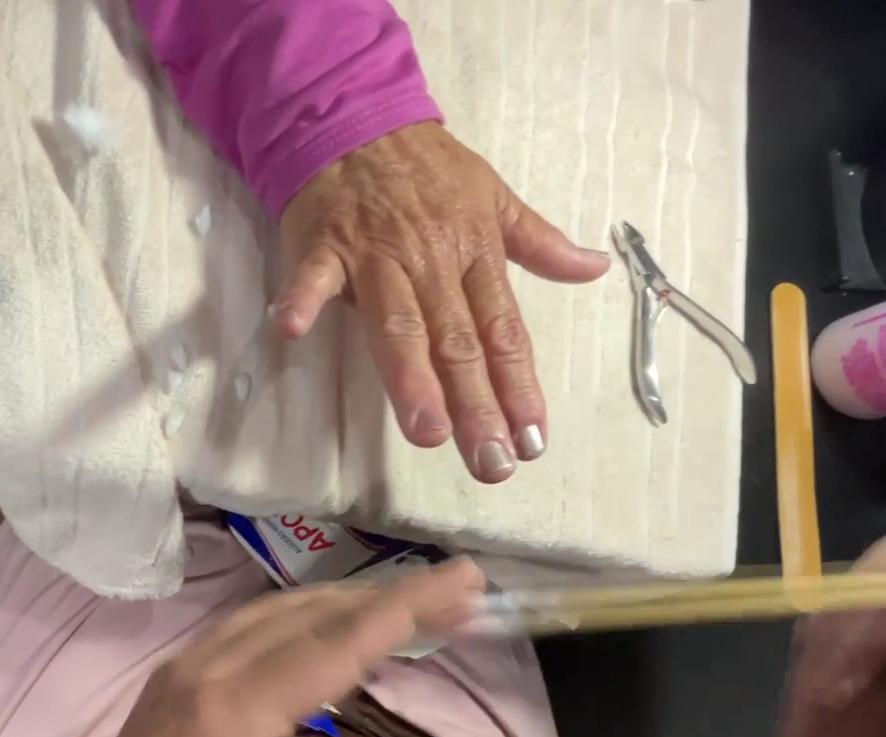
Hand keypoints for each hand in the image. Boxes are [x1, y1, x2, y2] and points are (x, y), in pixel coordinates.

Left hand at [18, 560, 494, 736]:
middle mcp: (204, 672)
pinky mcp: (169, 681)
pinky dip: (298, 619)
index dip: (406, 608)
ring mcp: (180, 670)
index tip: (466, 577)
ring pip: (271, 613)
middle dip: (385, 597)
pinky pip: (243, 628)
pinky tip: (321, 630)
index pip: (336, 644)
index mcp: (230, 713)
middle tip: (457, 588)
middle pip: (307, 614)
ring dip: (339, 602)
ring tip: (403, 603)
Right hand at [275, 122, 610, 481]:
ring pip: (398, 322)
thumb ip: (538, 244)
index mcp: (474, 255)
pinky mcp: (324, 246)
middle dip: (476, 405)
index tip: (532, 441)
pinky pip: (313, 276)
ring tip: (427, 432)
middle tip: (490, 464)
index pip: (504, 332)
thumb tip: (594, 271)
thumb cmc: (426, 171)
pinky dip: (301, 299)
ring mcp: (376, 255)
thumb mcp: (495, 198)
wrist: (360, 123)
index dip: (519, 387)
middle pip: (457, 342)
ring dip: (410, 375)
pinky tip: (290, 331)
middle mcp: (432, 263)